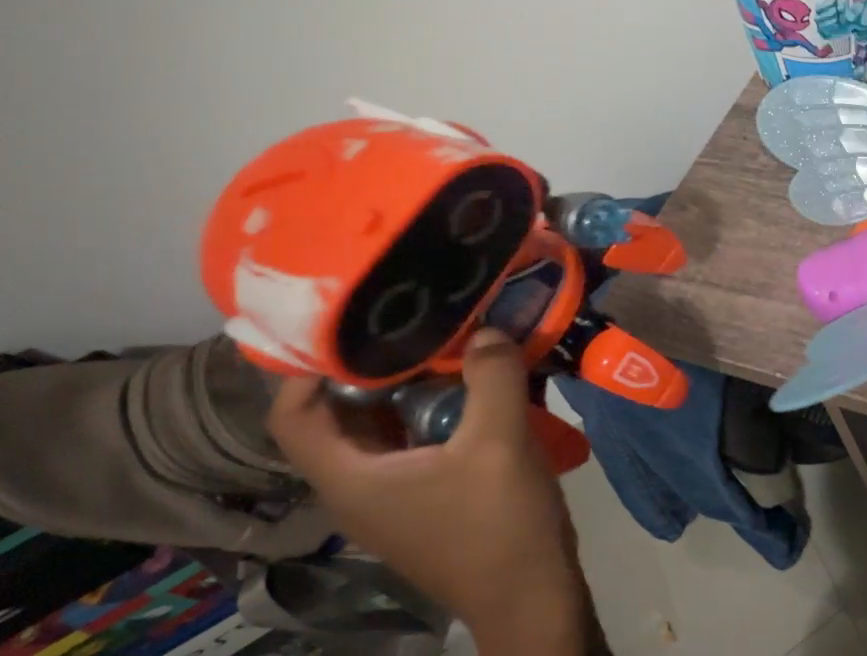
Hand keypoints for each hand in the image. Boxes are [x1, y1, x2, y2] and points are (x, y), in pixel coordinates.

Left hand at [268, 329, 589, 651]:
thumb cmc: (498, 520)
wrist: (530, 591)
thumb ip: (492, 376)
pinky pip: (413, 440)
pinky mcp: (425, 497)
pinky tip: (477, 386)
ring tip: (450, 343)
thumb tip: (486, 331)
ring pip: (382, 427)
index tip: (353, 321)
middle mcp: (358, 486)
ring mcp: (392, 495)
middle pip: (340, 416)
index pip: (293, 415)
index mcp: (351, 478)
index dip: (308, 368)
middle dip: (373, 366)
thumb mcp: (499, 440)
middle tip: (415, 319)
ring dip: (410, 386)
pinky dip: (434, 408)